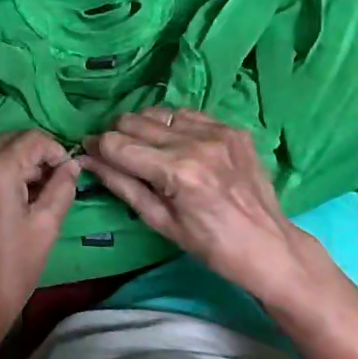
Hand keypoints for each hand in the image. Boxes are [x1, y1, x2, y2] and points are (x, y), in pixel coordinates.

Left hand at [0, 129, 79, 345]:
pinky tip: (21, 199)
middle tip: (59, 181)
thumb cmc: (12, 266)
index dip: (57, 150)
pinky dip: (6, 174)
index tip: (71, 173)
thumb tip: (72, 166)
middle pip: (13, 140)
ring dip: (23, 163)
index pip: (33, 139)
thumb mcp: (45, 226)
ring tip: (43, 193)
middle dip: (39, 154)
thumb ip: (61, 188)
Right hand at [82, 108, 325, 306]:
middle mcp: (196, 143)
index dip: (97, 147)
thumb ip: (122, 185)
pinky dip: (172, 125)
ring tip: (146, 148)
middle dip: (117, 136)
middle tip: (116, 154)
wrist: (269, 246)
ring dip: (143, 127)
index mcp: (177, 172)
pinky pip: (187, 113)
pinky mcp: (232, 128)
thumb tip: (88, 160)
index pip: (118, 144)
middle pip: (134, 122)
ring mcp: (217, 132)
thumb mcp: (159, 222)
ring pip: (158, 112)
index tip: (89, 152)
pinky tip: (174, 143)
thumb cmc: (211, 246)